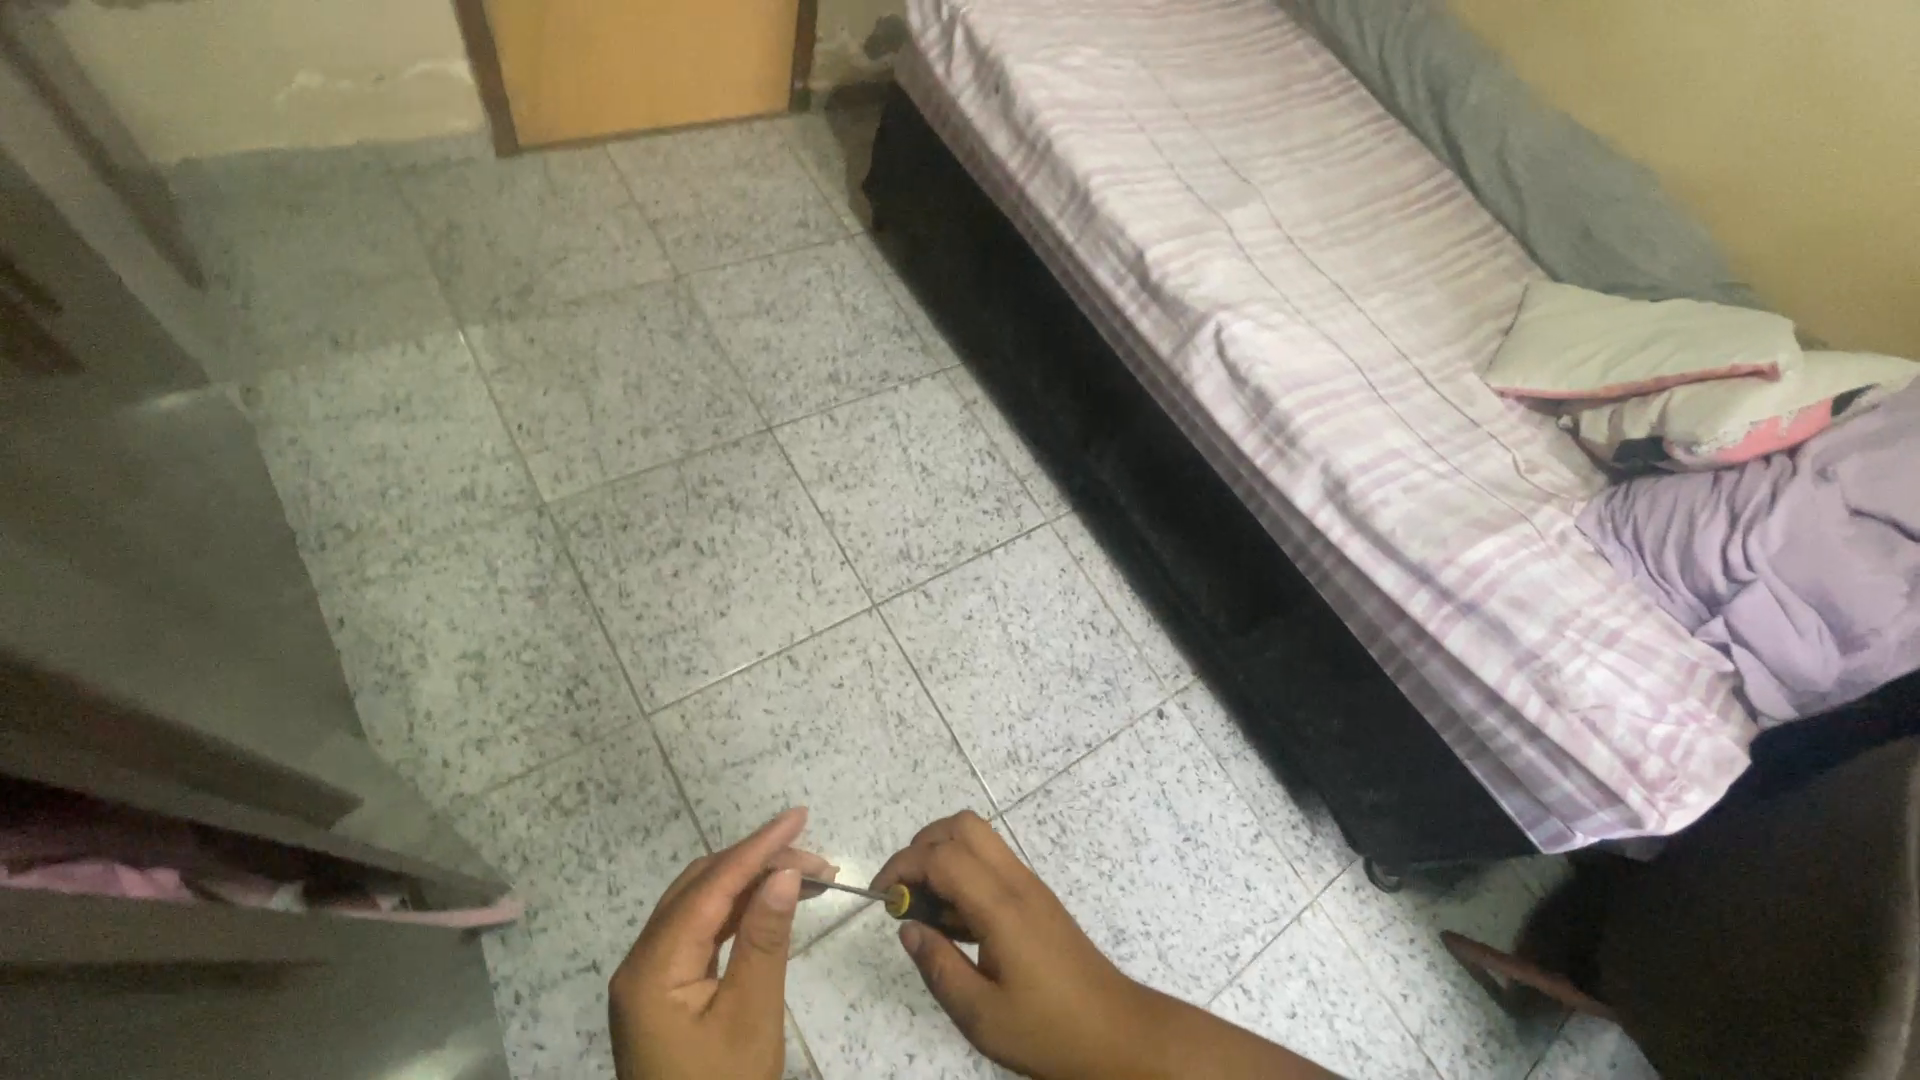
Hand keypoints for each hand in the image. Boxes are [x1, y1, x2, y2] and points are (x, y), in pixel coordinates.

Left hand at [608, 807, 833, 1079]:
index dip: (758, 847)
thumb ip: (765, 940)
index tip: (800, 816)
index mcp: (652, 967)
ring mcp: (650, 976)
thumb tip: (783, 873)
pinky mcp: (664, 990)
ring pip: (701, 905)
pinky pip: (701, 931)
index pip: (711, 886)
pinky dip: (738, 911)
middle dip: (758, 861)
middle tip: (815, 860)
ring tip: (804, 876)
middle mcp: (642, 961)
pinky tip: (769, 906)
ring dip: (751, 883)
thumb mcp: (751, 1017)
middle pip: (701, 886)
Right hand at [872, 811, 1167, 1079]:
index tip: (880, 896)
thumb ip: (939, 966)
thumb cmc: (1048, 1029)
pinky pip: (992, 863)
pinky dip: (963, 874)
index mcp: (1000, 906)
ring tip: (925, 910)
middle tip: (903, 892)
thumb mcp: (982, 1014)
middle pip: (963, 826)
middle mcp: (1016, 882)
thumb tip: (907, 927)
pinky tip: (954, 923)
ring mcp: (1030, 887)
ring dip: (943, 857)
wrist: (1118, 1033)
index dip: (903, 866)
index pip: (942, 856)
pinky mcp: (1037, 899)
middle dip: (922, 846)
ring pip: (980, 839)